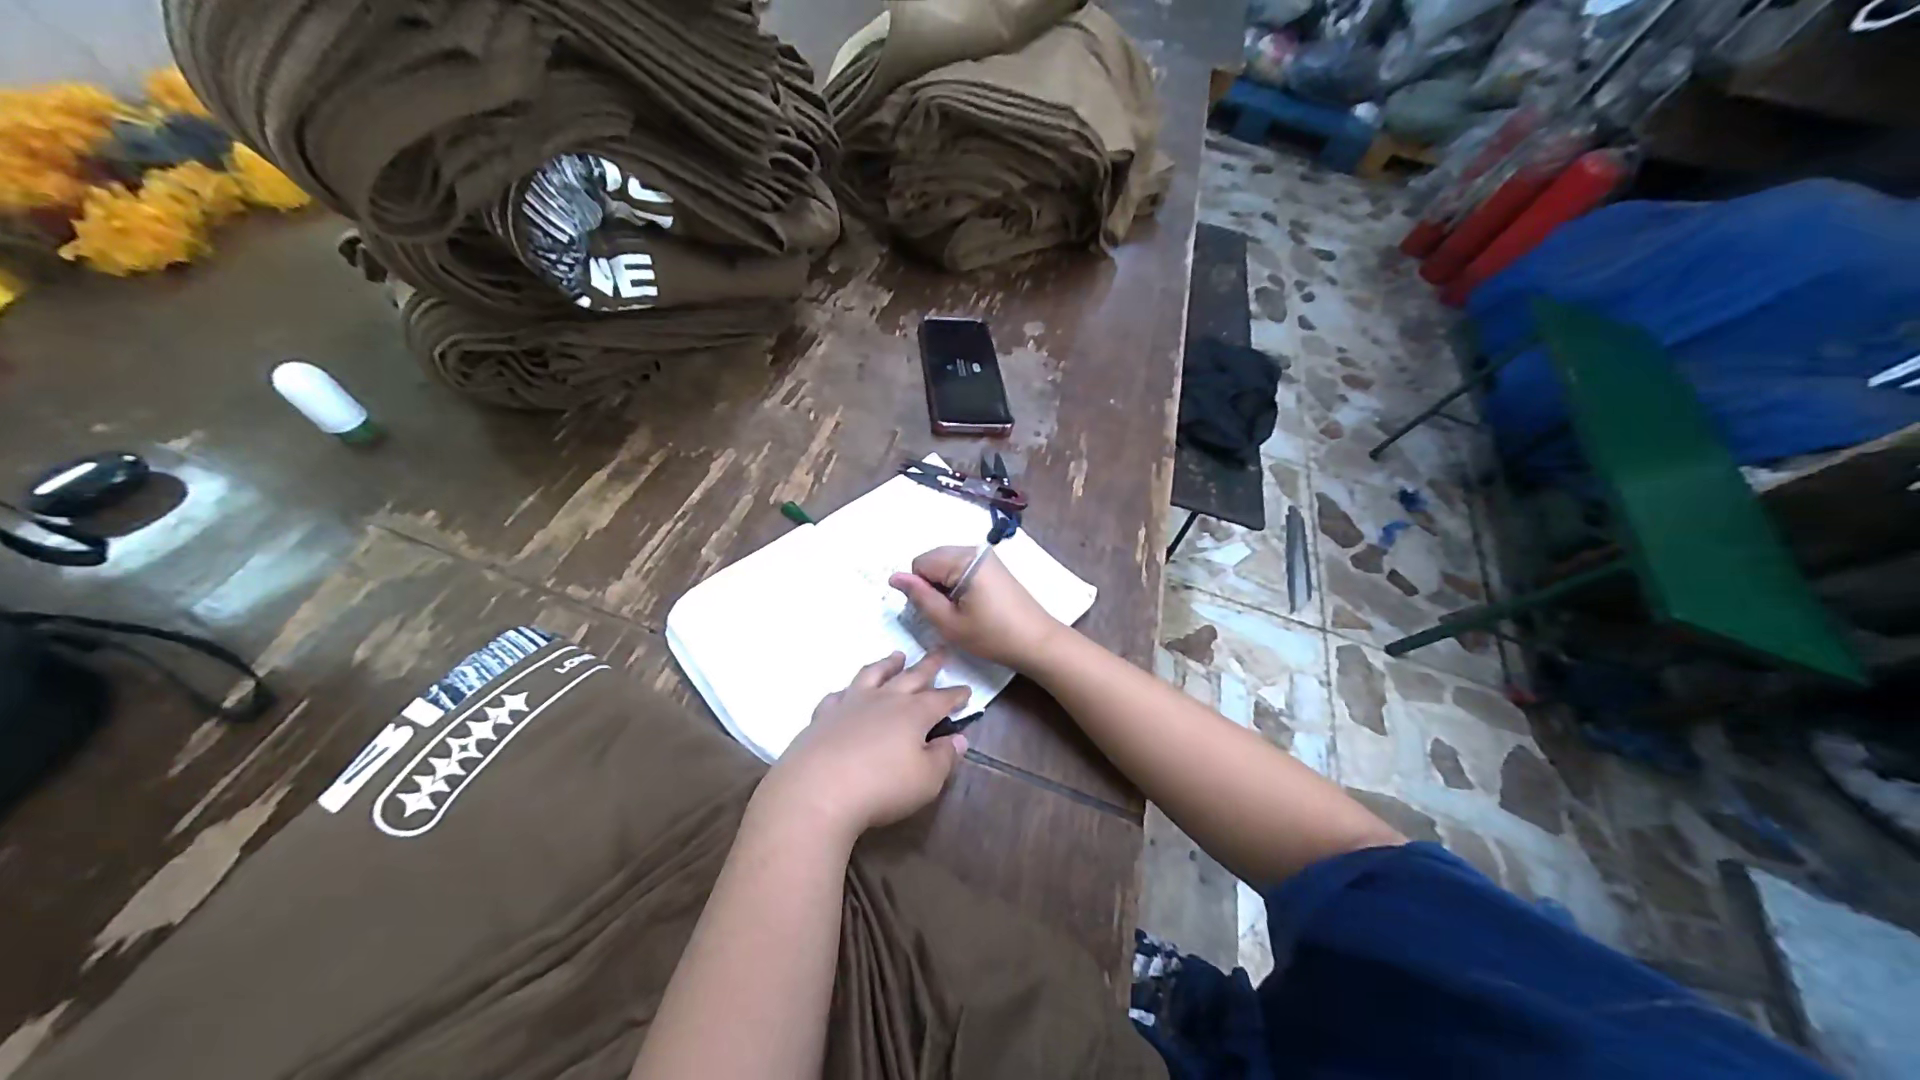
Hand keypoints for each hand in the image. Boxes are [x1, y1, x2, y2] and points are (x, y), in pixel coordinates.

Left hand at [753, 651, 970, 841]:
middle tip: (940, 652)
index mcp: (914, 713)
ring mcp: (851, 704)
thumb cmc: (881, 787)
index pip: (941, 699)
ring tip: (897, 656)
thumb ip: (944, 757)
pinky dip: (847, 690)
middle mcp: (884, 700)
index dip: (955, 695)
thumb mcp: (926, 780)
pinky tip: (847, 692)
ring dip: (888, 664)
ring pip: (873, 675)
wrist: (817, 791)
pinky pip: (838, 695)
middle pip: (911, 677)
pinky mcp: (823, 716)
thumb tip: (958, 739)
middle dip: (929, 666)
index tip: (966, 690)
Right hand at [889, 546, 1064, 670]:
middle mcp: (974, 550)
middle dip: (932, 585)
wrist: (1036, 641)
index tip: (939, 611)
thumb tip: (894, 577)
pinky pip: (962, 567)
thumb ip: (920, 597)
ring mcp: (986, 556)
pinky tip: (973, 605)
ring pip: (946, 564)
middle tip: (950, 613)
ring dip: (945, 585)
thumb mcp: (949, 622)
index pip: (920, 563)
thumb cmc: (991, 635)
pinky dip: (958, 584)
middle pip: (932, 559)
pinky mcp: (993, 566)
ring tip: (963, 611)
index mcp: (963, 560)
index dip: (921, 589)